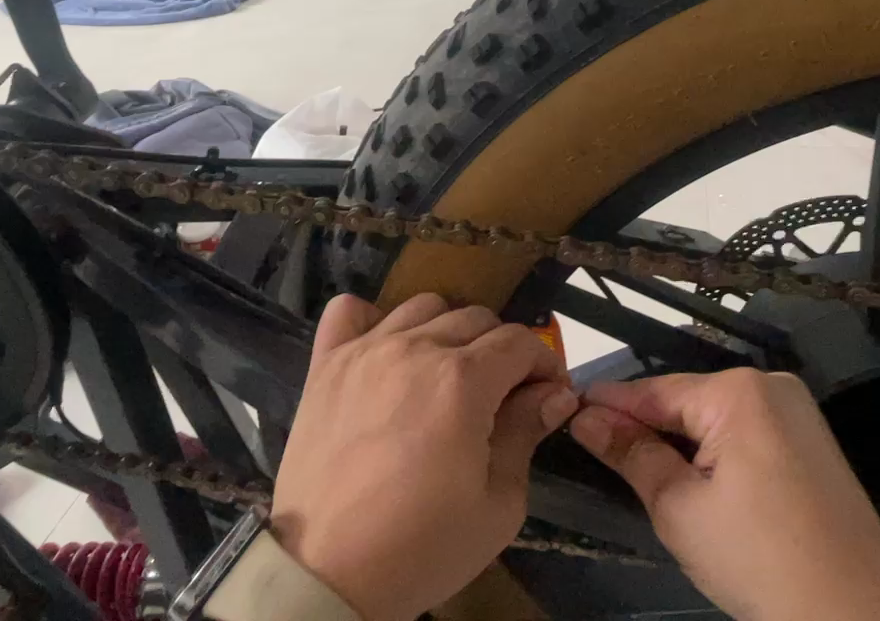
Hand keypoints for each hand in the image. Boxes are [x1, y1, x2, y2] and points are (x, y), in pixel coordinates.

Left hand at [271, 293, 577, 620]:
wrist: (326, 574)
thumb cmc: (421, 547)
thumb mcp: (498, 505)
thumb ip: (525, 434)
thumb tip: (555, 394)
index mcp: (463, 381)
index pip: (519, 341)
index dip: (543, 365)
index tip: (546, 395)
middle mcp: (415, 349)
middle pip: (476, 318)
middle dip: (501, 350)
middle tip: (500, 395)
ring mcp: (365, 350)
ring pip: (422, 306)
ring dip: (446, 332)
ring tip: (444, 375)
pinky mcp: (325, 363)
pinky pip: (348, 311)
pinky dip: (372, 319)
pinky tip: (384, 351)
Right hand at [568, 369, 879, 620]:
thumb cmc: (759, 562)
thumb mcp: (679, 508)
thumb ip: (631, 454)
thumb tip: (585, 419)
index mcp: (738, 392)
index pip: (655, 392)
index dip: (610, 404)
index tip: (569, 408)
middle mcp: (771, 387)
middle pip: (687, 402)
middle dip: (646, 426)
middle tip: (599, 446)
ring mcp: (799, 415)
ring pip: (717, 419)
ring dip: (680, 441)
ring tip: (637, 463)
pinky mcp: (814, 445)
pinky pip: (748, 434)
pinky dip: (716, 452)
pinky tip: (694, 477)